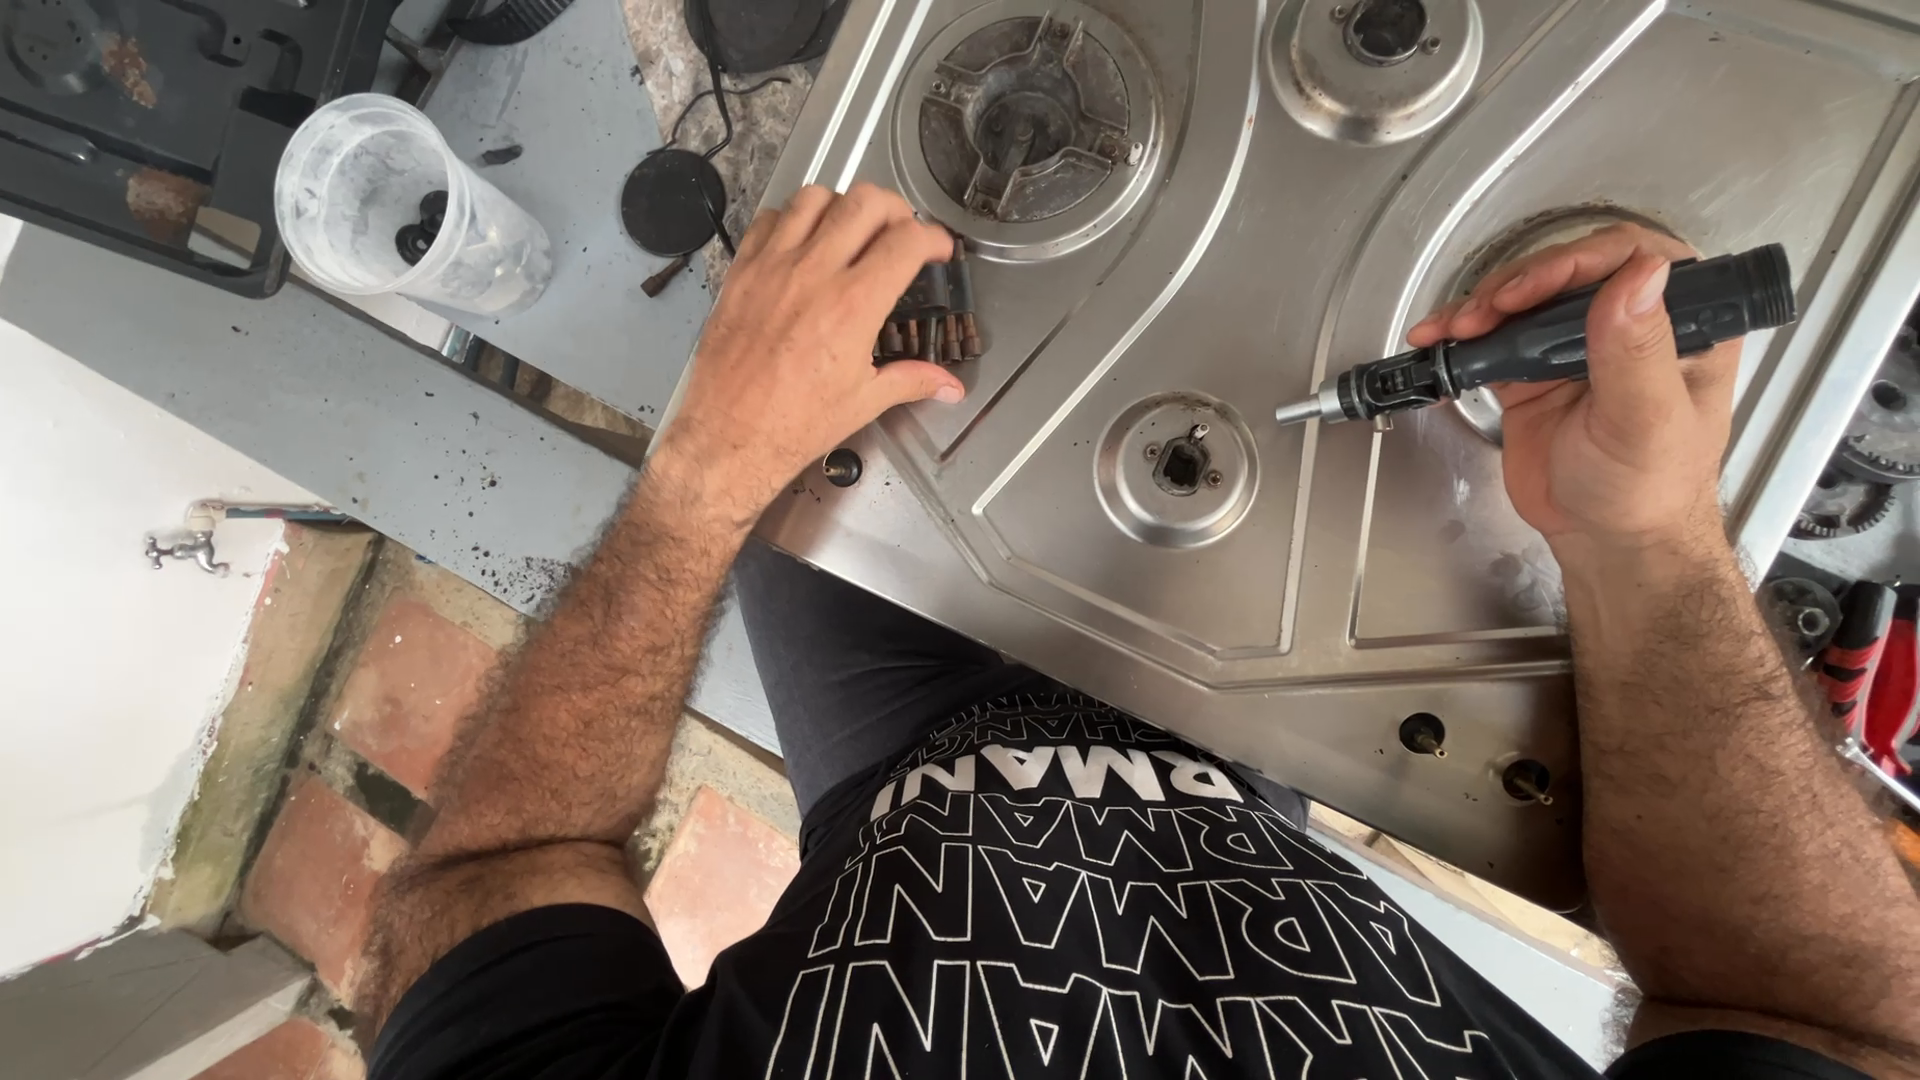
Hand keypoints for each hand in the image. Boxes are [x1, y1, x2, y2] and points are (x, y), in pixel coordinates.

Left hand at [652, 183, 963, 524]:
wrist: (732, 435)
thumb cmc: (796, 424)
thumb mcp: (864, 401)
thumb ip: (913, 380)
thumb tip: (950, 387)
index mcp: (854, 305)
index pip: (906, 241)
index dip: (933, 237)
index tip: (937, 249)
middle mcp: (814, 274)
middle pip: (865, 202)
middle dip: (895, 210)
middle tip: (901, 232)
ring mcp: (773, 267)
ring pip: (816, 197)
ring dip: (844, 206)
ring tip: (853, 229)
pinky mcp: (742, 272)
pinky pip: (770, 219)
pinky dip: (794, 218)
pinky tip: (803, 242)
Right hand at [1407, 223, 1740, 556]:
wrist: (1601, 537)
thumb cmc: (1644, 487)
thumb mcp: (1645, 420)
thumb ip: (1636, 351)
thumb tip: (1639, 275)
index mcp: (1676, 326)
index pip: (1630, 260)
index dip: (1571, 263)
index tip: (1524, 293)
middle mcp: (1623, 329)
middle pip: (1564, 277)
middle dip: (1512, 288)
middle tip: (1476, 317)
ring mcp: (1570, 354)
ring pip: (1521, 308)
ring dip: (1477, 312)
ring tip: (1445, 331)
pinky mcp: (1528, 379)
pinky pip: (1491, 347)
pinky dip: (1459, 345)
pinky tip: (1435, 346)